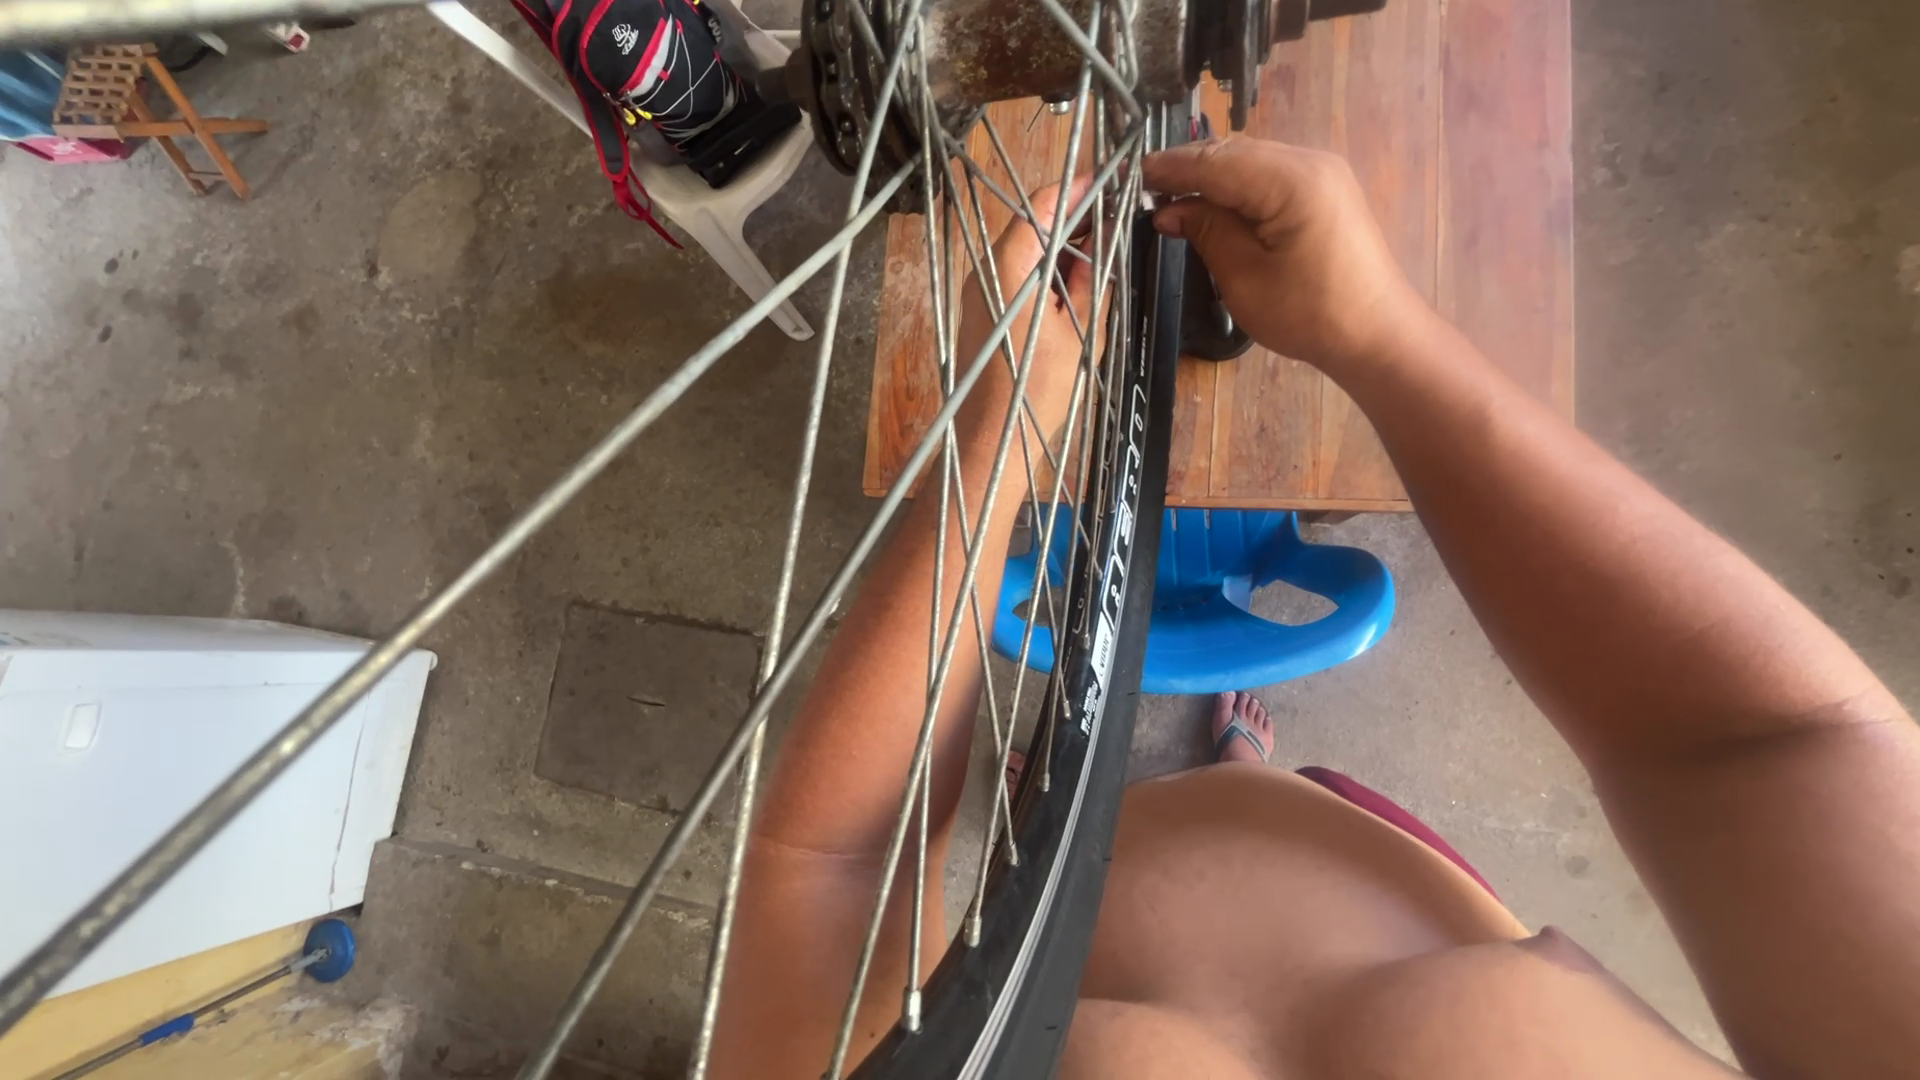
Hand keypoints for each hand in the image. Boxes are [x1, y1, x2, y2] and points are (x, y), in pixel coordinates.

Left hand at [953, 182, 1102, 453]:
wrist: (992, 443)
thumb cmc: (1038, 392)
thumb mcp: (1080, 333)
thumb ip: (1091, 281)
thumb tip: (1101, 243)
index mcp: (1008, 267)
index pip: (1042, 204)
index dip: (1077, 189)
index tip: (1109, 182)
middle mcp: (985, 272)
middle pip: (1030, 226)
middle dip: (1071, 219)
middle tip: (1114, 219)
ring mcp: (978, 294)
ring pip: (1022, 254)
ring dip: (1058, 249)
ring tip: (1101, 251)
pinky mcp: (979, 315)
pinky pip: (1014, 279)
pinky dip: (1043, 274)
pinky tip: (1073, 285)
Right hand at [1144, 136, 1428, 374]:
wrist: (1373, 333)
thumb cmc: (1307, 313)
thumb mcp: (1244, 277)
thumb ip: (1207, 232)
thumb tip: (1169, 210)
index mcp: (1291, 181)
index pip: (1217, 162)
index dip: (1172, 168)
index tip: (1133, 174)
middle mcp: (1309, 163)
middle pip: (1234, 153)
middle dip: (1188, 167)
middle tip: (1143, 186)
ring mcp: (1320, 174)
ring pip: (1250, 162)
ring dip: (1209, 177)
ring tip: (1168, 195)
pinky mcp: (1322, 192)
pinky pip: (1267, 177)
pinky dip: (1233, 187)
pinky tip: (1210, 204)